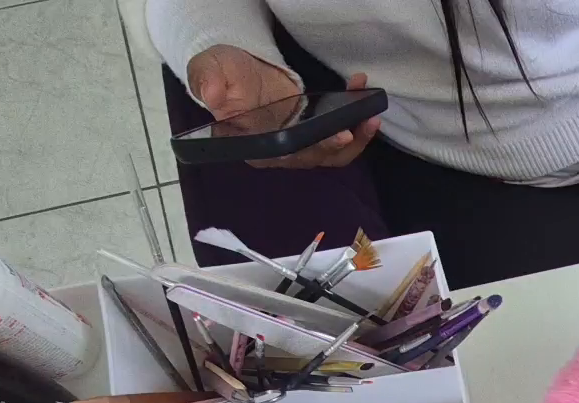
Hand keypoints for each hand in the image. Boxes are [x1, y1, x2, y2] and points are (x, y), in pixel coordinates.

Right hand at [186, 46, 381, 168]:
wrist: (239, 71)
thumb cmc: (223, 74)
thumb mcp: (209, 70)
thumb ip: (208, 81)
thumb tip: (212, 97)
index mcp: (256, 147)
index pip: (287, 154)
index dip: (313, 149)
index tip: (336, 136)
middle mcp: (282, 155)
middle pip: (317, 156)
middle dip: (341, 142)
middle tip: (359, 123)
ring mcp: (302, 149)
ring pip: (335, 153)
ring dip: (358, 138)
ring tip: (371, 114)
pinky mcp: (317, 138)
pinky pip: (341, 138)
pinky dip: (356, 124)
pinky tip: (362, 98)